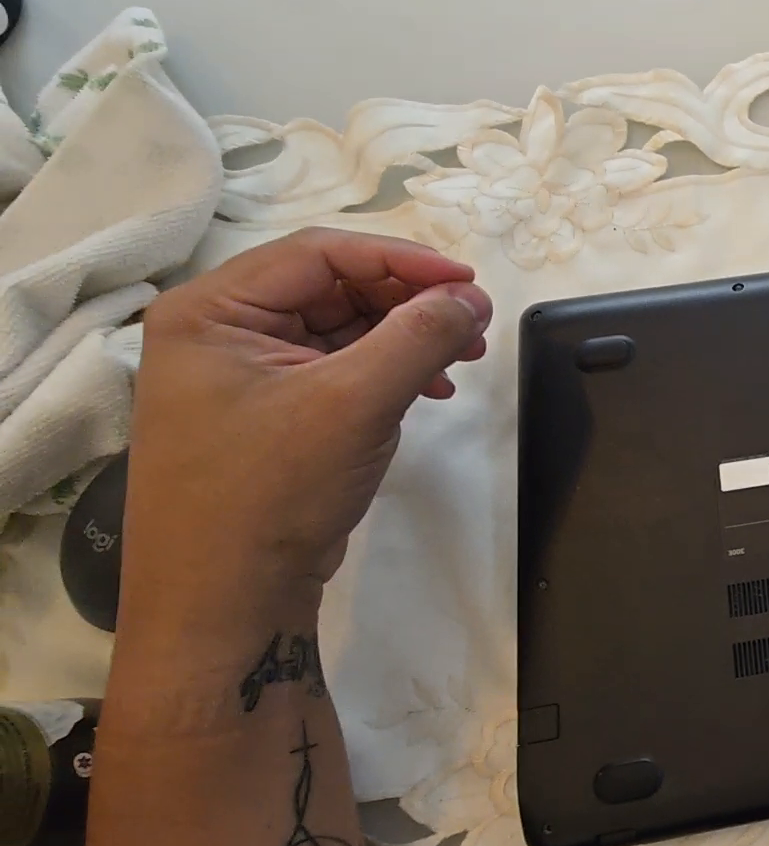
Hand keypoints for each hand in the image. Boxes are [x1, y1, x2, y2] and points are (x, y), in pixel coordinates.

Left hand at [120, 229, 492, 623]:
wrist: (231, 592)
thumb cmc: (274, 488)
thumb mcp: (355, 403)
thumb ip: (418, 339)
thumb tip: (473, 298)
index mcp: (216, 311)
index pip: (321, 254)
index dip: (404, 260)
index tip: (471, 283)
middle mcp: (228, 331)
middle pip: (338, 288)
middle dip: (413, 303)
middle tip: (476, 326)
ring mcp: (254, 373)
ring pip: (350, 329)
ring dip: (412, 338)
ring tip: (465, 360)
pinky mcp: (283, 411)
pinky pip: (349, 368)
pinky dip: (397, 371)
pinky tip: (432, 390)